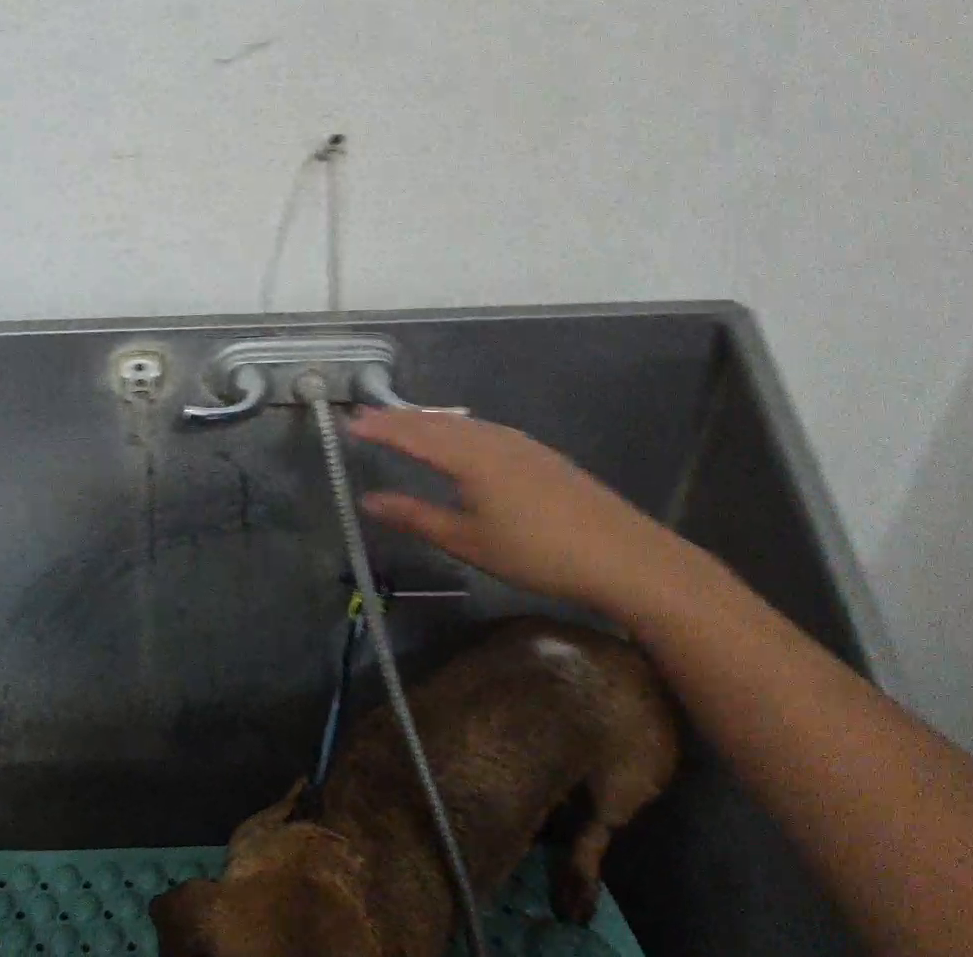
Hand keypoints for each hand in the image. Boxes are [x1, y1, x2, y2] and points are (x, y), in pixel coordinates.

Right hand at [348, 408, 714, 615]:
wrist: (625, 557)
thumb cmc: (536, 553)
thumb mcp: (466, 540)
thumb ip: (414, 516)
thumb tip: (368, 500)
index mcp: (469, 457)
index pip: (412, 434)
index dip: (378, 427)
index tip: (347, 422)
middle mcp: (492, 439)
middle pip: (436, 421)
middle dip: (398, 418)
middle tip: (366, 417)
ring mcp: (520, 443)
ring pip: (462, 422)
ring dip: (426, 420)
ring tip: (401, 423)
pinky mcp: (538, 454)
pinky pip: (482, 429)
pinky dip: (455, 428)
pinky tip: (457, 438)